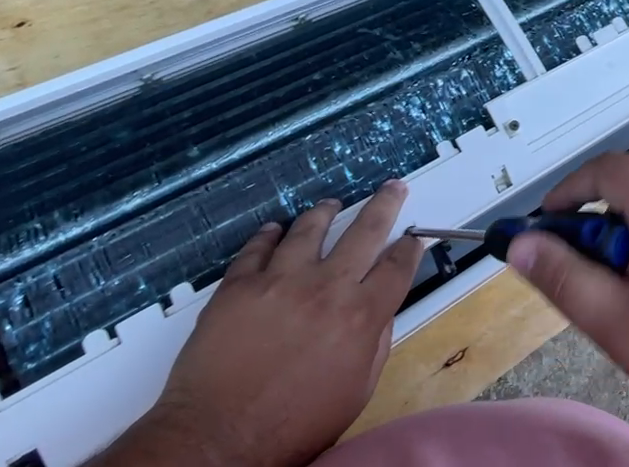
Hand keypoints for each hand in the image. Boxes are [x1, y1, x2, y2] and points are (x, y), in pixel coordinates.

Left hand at [98, 180, 424, 466]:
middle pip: (366, 230)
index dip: (409, 246)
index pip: (397, 265)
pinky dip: (268, 235)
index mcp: (362, 315)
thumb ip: (376, 345)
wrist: (215, 443)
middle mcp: (327, 287)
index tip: (412, 236)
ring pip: (310, 228)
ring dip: (325, 212)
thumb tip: (382, 311)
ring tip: (330, 205)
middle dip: (385, 204)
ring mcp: (280, 281)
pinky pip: (256, 248)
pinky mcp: (238, 287)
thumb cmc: (292, 427)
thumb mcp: (356, 393)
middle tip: (392, 188)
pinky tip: (274, 230)